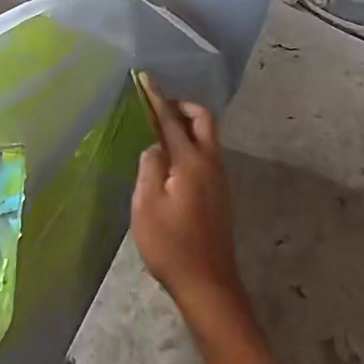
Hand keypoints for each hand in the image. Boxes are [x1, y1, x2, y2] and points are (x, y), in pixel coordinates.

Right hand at [131, 76, 247, 321]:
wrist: (208, 285)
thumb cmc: (171, 246)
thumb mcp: (146, 206)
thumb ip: (149, 169)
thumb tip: (155, 148)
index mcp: (191, 163)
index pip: (171, 120)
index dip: (156, 98)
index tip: (144, 78)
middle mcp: (211, 164)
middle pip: (203, 120)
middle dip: (181, 106)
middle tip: (156, 108)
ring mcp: (219, 179)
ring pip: (208, 137)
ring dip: (187, 124)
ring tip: (158, 131)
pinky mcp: (219, 193)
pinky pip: (206, 154)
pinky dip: (190, 143)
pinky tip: (171, 160)